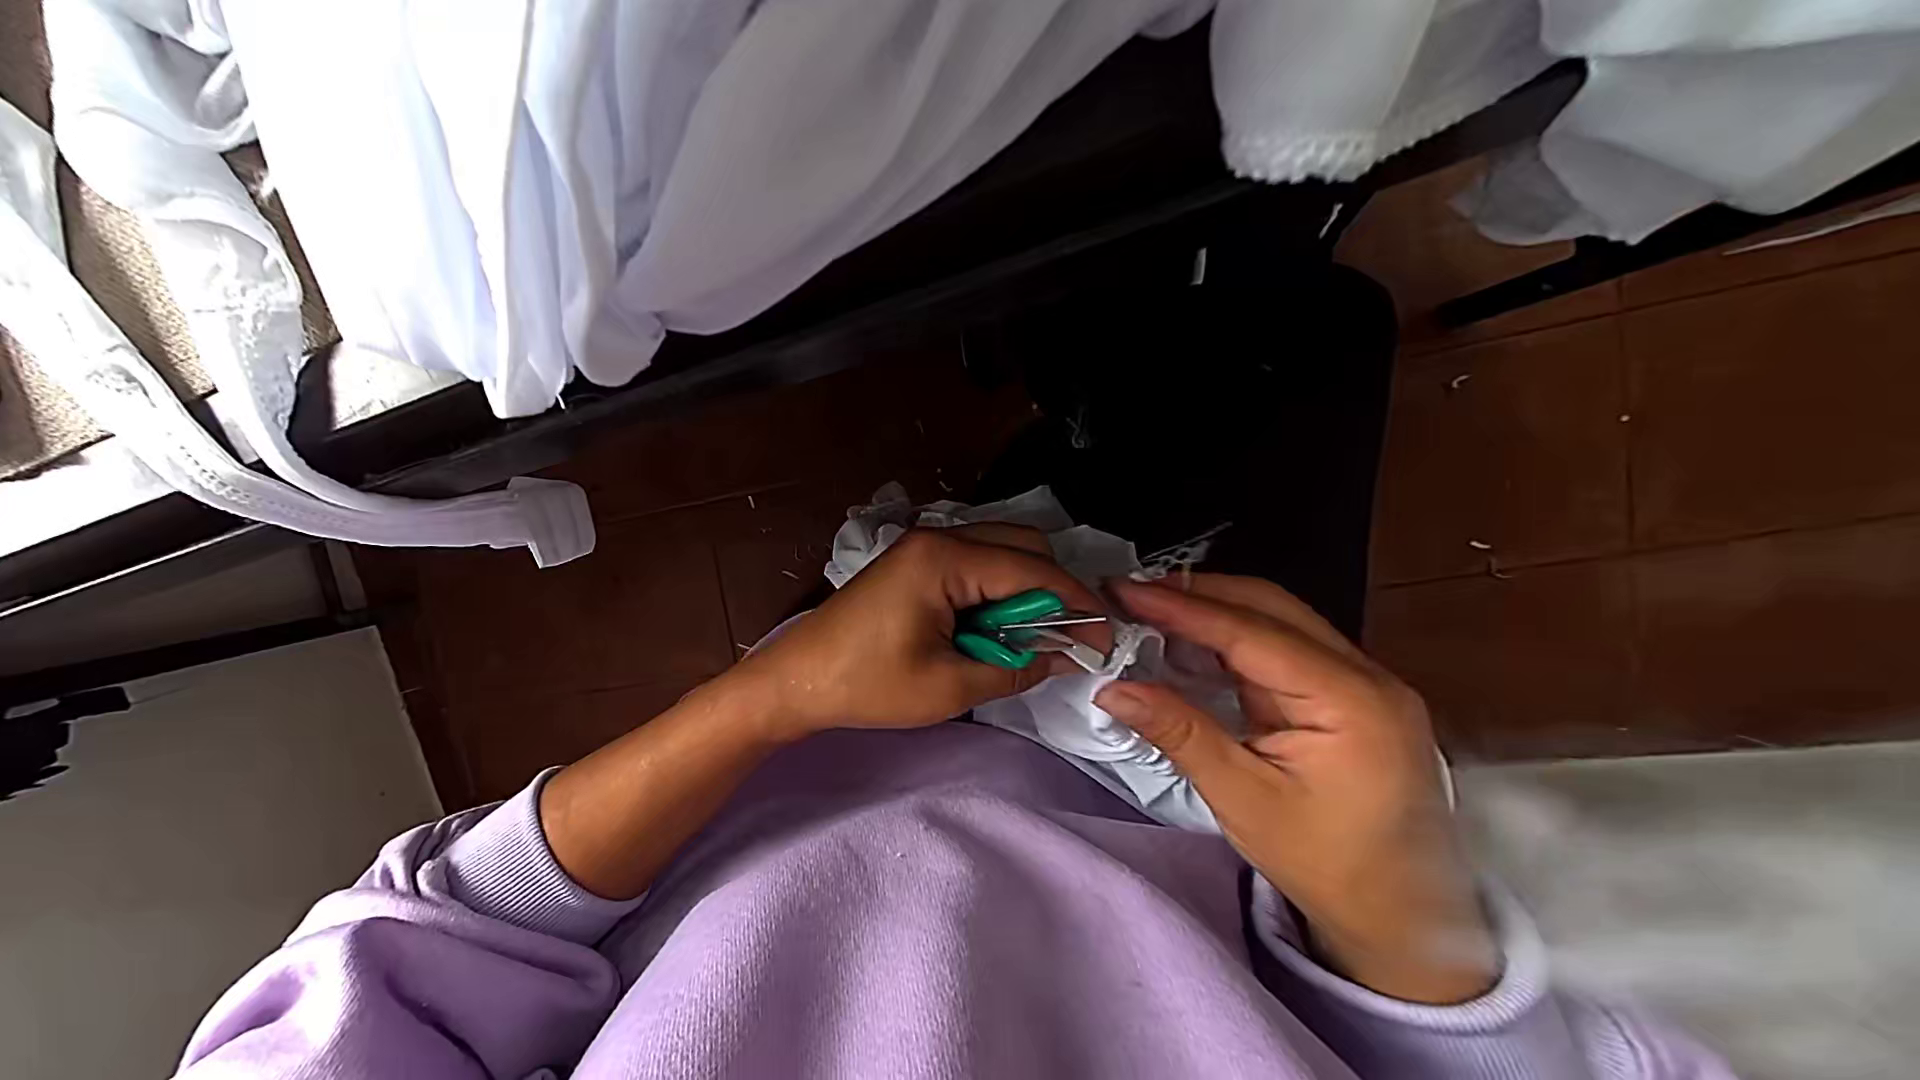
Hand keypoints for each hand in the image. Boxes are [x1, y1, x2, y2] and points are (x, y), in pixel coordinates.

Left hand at [730, 525, 1106, 739]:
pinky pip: (978, 564)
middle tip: (1064, 640)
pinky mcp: (918, 561)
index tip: (1103, 640)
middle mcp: (939, 537)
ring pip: (1003, 552)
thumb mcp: (948, 688)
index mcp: (945, 559)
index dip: (1076, 606)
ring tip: (1029, 639)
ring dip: (1027, 591)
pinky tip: (995, 628)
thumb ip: (1014, 669)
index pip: (1034, 571)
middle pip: (1024, 546)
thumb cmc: (865, 685)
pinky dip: (999, 592)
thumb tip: (1061, 657)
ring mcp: (926, 545)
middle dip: (1054, 591)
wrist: (796, 679)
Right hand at [1093, 575, 1496, 1003]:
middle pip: (1270, 607)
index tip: (1126, 592)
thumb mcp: (1244, 801)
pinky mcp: (1350, 692)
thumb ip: (1180, 733)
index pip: (1251, 632)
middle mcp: (1366, 674)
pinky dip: (1233, 638)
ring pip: (1278, 618)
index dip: (1182, 607)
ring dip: (1214, 610)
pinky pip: (1284, 646)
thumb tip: (1113, 689)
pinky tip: (1195, 641)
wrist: (1406, 919)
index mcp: (1350, 700)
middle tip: (1133, 594)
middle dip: (1197, 594)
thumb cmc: (1328, 867)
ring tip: (1153, 609)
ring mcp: (1364, 679)